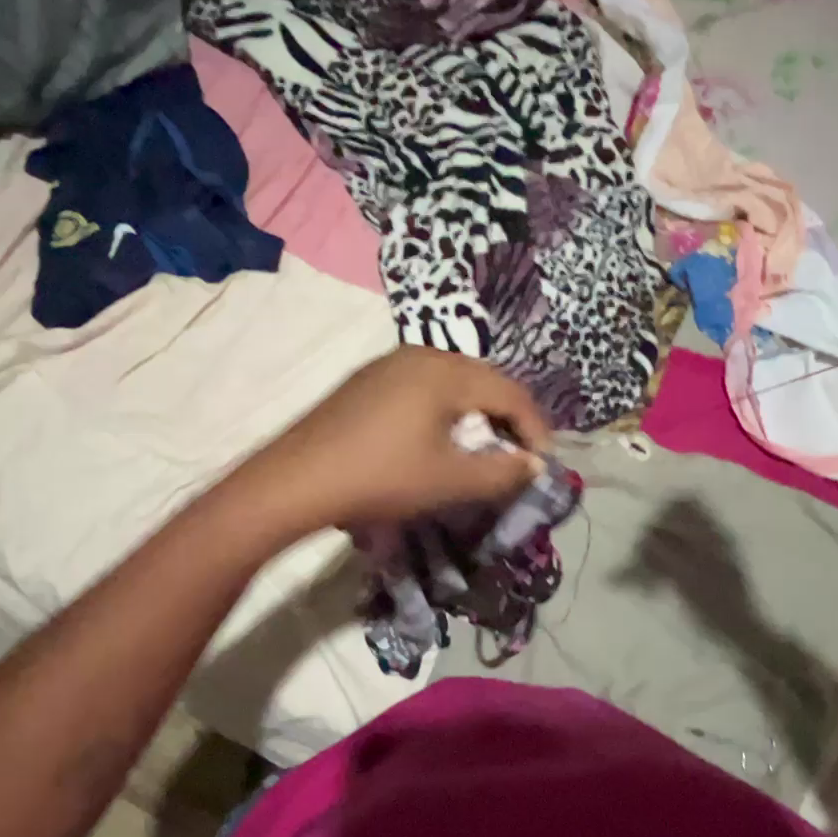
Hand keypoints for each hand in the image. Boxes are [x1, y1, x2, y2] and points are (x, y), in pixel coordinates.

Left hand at [230, 346, 551, 532]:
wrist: (296, 480)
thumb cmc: (380, 478)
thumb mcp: (449, 482)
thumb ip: (501, 472)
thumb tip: (534, 465)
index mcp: (446, 371)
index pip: (510, 391)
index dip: (534, 428)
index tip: (541, 463)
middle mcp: (420, 354)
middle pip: (482, 379)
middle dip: (506, 417)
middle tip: (515, 454)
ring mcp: (388, 364)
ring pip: (451, 382)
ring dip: (474, 413)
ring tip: (480, 448)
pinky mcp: (366, 381)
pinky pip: (422, 386)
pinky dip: (443, 410)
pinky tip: (435, 439)